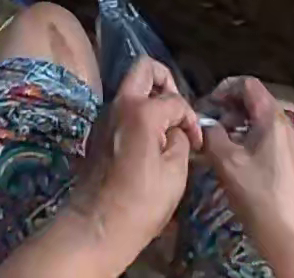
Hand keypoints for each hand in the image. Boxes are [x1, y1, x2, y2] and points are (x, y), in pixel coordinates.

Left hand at [68, 57, 202, 268]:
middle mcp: (121, 102)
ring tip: (166, 127)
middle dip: (166, 80)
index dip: (191, 119)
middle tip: (176, 109)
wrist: (97, 225)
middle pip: (144, 67)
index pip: (175, 100)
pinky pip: (123, 106)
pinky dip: (139, 112)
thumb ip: (180, 140)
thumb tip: (177, 129)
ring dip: (151, 95)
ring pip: (131, 85)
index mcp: (142, 111)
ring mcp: (107, 113)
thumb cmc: (140, 202)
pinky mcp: (100, 128)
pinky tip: (150, 140)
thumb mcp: (175, 174)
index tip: (196, 143)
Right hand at [200, 78, 293, 277]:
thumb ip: (211, 134)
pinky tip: (239, 162)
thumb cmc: (260, 197)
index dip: (224, 88)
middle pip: (255, 101)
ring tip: (221, 145)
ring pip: (262, 121)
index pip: (247, 83)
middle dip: (230, 108)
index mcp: (274, 118)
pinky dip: (252, 140)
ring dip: (239, 125)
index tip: (208, 105)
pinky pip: (271, 139)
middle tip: (210, 125)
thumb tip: (204, 123)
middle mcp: (288, 125)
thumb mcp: (227, 162)